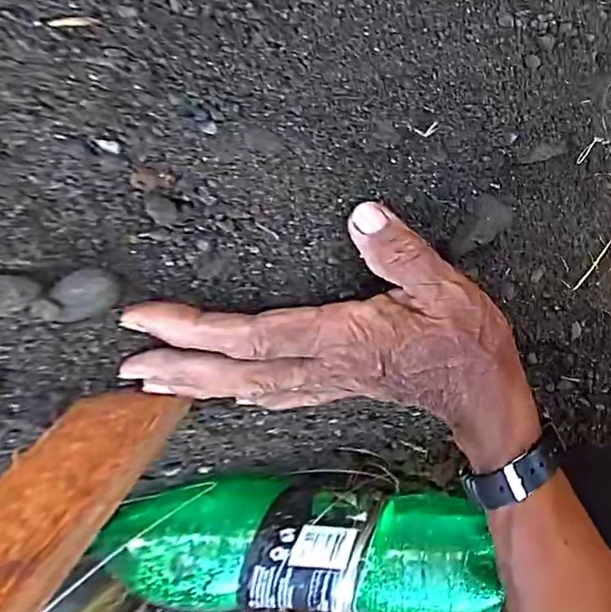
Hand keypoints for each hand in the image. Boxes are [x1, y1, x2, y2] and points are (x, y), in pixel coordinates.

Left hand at [117, 200, 540, 470]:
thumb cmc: (466, 342)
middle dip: (180, 365)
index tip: (148, 318)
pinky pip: (280, 395)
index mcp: (347, 336)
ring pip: (253, 387)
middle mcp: (331, 363)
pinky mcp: (347, 385)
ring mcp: (336, 379)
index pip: (257, 335)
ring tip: (159, 382)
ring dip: (201, 385)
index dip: (197, 328)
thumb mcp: (445, 286)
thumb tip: (363, 216)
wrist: (482, 390)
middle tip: (128, 363)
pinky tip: (235, 394)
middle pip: (240, 370)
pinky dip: (244, 393)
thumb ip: (401, 252)